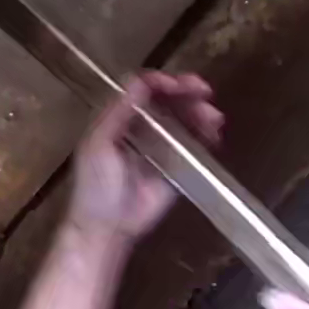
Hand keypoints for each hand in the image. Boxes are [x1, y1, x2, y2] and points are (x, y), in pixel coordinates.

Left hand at [65, 72, 223, 242]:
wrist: (105, 228)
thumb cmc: (94, 185)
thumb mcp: (98, 143)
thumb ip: (117, 111)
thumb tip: (139, 80)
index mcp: (120, 117)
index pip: (143, 89)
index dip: (161, 82)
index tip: (176, 84)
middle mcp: (143, 127)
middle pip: (168, 100)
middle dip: (186, 91)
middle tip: (203, 90)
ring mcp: (162, 146)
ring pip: (184, 119)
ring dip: (199, 111)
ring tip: (212, 115)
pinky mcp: (177, 166)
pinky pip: (194, 146)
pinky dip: (206, 136)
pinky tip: (213, 133)